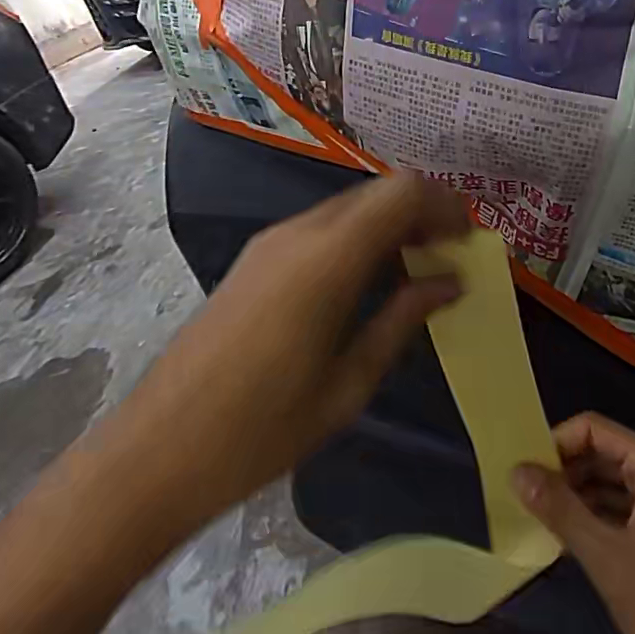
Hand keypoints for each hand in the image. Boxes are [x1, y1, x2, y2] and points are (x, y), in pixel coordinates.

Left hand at [110, 172, 471, 514]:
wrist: (166, 441)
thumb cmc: (266, 427)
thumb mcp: (350, 381)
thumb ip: (401, 319)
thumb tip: (449, 282)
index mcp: (328, 258)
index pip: (401, 192)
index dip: (443, 205)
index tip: (468, 241)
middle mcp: (299, 232)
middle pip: (375, 192)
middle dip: (420, 213)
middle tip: (449, 257)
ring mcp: (271, 241)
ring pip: (347, 207)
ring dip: (387, 225)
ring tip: (415, 270)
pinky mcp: (256, 257)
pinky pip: (319, 227)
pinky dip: (356, 238)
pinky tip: (367, 279)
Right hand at [513, 413, 634, 633]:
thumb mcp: (606, 555)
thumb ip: (559, 508)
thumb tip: (515, 470)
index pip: (592, 428)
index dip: (557, 442)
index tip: (525, 469)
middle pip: (599, 452)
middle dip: (562, 469)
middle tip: (527, 493)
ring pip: (605, 481)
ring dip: (573, 494)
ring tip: (540, 515)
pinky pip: (617, 508)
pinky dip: (590, 515)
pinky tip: (566, 536)